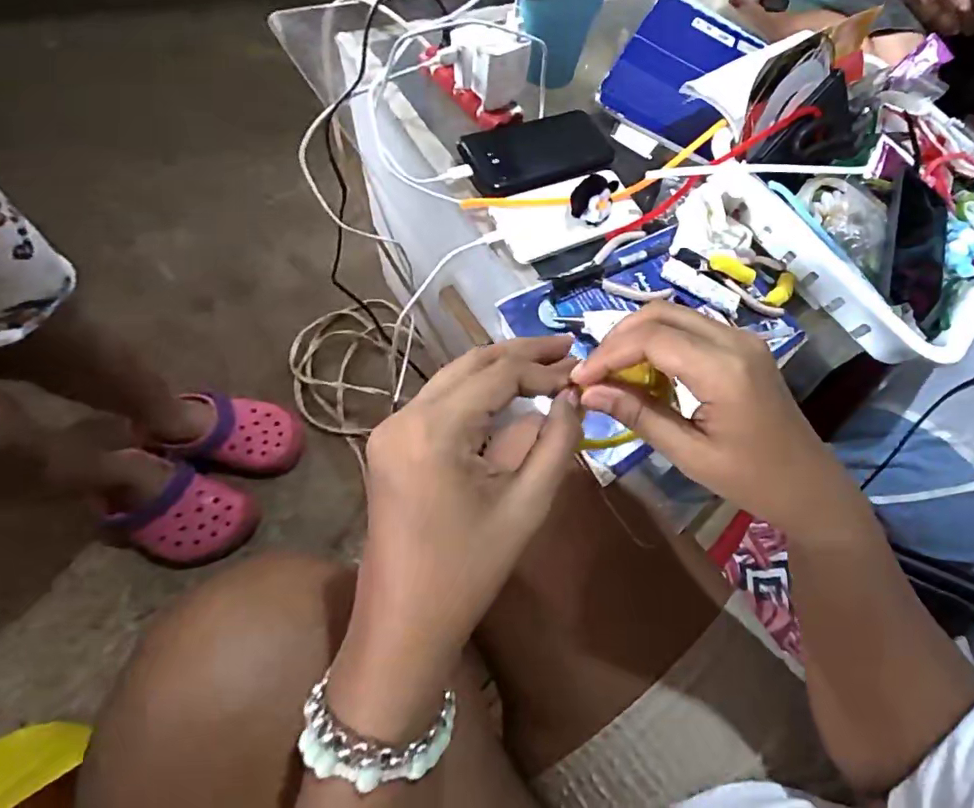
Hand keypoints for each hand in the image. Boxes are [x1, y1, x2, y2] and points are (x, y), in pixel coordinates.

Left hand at [357, 336, 583, 648]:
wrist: (403, 625)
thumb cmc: (469, 569)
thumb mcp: (528, 503)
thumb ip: (557, 440)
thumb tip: (572, 397)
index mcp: (433, 430)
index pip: (499, 374)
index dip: (544, 369)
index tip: (582, 375)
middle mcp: (403, 417)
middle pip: (472, 363)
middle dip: (522, 352)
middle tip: (568, 348)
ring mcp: (391, 430)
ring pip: (455, 377)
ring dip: (501, 369)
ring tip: (548, 366)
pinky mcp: (392, 445)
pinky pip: (443, 401)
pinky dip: (480, 392)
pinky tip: (512, 395)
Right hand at [570, 303, 867, 539]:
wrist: (808, 482)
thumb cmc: (752, 479)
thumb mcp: (690, 454)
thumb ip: (640, 415)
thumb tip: (588, 392)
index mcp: (724, 369)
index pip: (652, 338)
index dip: (609, 354)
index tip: (580, 379)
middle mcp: (735, 340)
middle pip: (662, 313)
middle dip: (620, 336)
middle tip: (593, 373)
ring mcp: (743, 338)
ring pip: (677, 315)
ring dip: (640, 335)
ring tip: (613, 372)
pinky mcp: (745, 345)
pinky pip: (694, 328)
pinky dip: (663, 340)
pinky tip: (647, 370)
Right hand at [881, 0, 972, 35]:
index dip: (961, 3)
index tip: (968, 8)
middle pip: (945, 15)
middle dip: (956, 20)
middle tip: (965, 23)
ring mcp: (922, 7)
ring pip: (936, 21)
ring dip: (946, 26)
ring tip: (955, 29)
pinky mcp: (915, 10)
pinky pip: (928, 21)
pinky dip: (936, 25)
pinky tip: (941, 27)